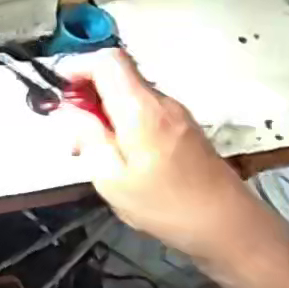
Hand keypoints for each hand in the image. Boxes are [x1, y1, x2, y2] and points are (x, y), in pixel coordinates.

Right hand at [56, 49, 288, 273]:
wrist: (230, 227)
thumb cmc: (166, 206)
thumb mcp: (111, 179)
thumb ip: (87, 138)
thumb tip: (70, 111)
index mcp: (141, 109)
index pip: (107, 60)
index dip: (76, 66)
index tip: (57, 90)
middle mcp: (161, 101)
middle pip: (116, 74)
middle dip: (85, 92)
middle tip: (69, 128)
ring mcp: (175, 113)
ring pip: (128, 93)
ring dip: (102, 109)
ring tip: (89, 147)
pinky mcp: (183, 127)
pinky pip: (143, 109)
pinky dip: (121, 119)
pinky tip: (116, 152)